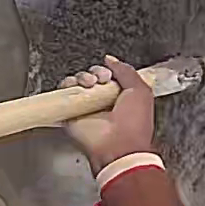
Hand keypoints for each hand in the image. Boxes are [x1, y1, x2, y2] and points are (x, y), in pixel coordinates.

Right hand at [60, 55, 155, 172]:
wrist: (118, 146)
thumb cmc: (134, 123)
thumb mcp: (140, 90)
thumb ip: (126, 71)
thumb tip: (110, 59)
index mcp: (120, 95)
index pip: (108, 74)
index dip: (107, 70)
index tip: (109, 74)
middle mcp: (102, 101)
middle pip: (91, 76)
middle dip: (95, 72)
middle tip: (100, 79)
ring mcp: (86, 107)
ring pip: (77, 82)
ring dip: (82, 77)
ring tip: (89, 84)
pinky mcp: (71, 114)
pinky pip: (64, 93)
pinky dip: (66, 85)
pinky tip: (75, 86)